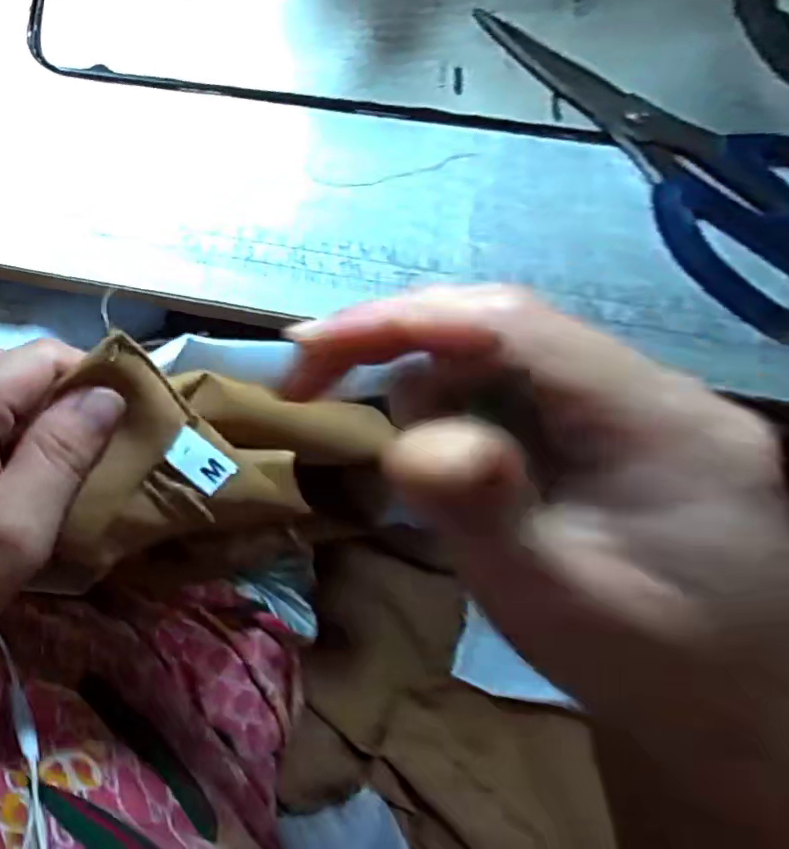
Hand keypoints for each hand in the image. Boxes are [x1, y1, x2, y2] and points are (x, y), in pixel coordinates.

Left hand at [0, 340, 124, 673]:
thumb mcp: (17, 525)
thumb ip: (65, 451)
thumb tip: (108, 394)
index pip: (46, 357)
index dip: (95, 382)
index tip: (133, 426)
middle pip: (22, 370)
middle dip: (68, 406)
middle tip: (101, 461)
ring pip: (1, 391)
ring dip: (39, 424)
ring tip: (66, 474)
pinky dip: (8, 435)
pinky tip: (22, 476)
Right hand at [283, 285, 788, 815]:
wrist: (726, 710)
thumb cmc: (637, 659)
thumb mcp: (546, 593)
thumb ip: (480, 508)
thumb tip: (413, 440)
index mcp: (657, 421)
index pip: (509, 324)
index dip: (396, 321)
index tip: (304, 351)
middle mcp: (642, 391)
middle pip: (487, 318)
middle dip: (380, 334)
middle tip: (301, 379)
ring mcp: (615, 403)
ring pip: (479, 340)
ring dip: (395, 362)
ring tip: (340, 405)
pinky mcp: (585, 422)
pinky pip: (486, 375)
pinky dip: (423, 389)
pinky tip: (407, 430)